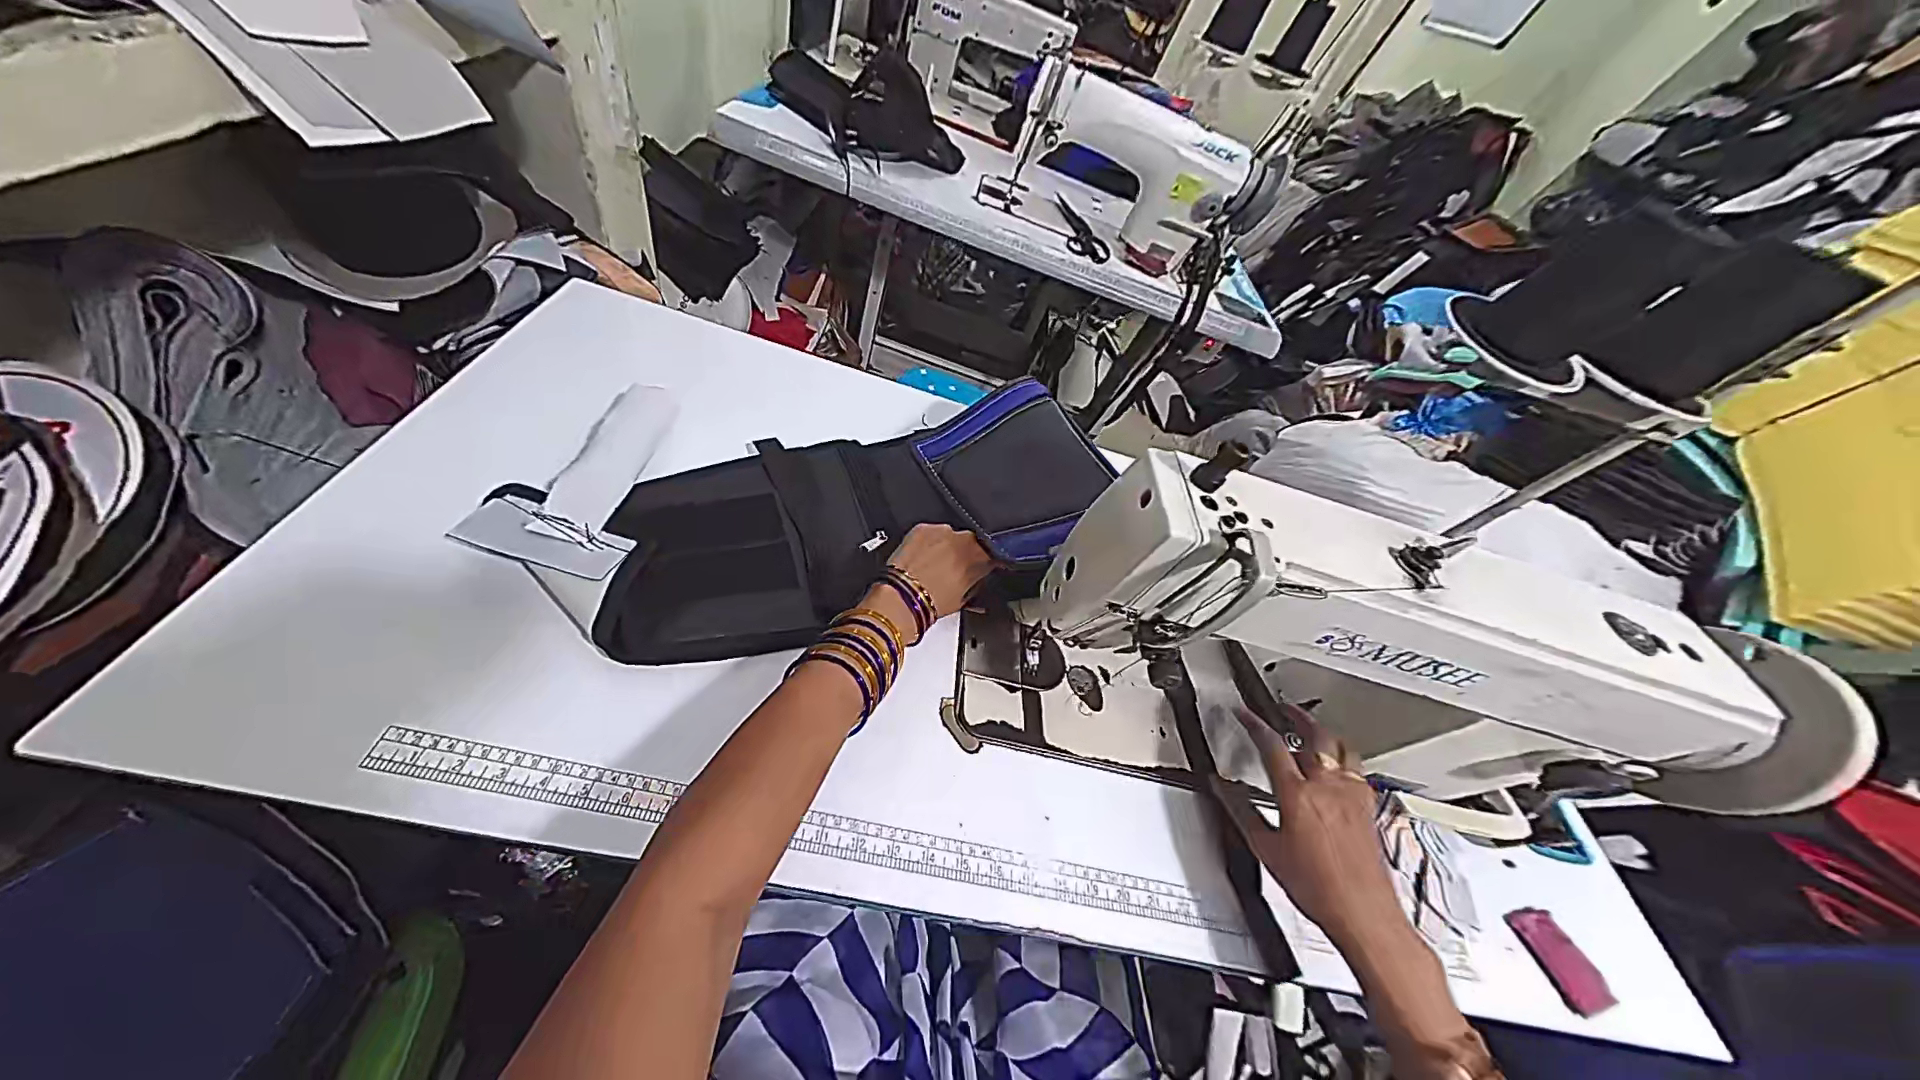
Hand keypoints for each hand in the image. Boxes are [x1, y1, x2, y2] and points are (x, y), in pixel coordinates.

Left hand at [885, 524, 993, 618]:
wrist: (903, 597)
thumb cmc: (932, 601)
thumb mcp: (965, 598)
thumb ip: (976, 582)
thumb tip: (977, 578)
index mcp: (980, 556)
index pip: (992, 554)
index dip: (985, 562)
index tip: (979, 569)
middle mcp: (965, 539)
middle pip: (970, 543)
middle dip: (964, 553)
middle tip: (951, 571)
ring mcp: (943, 531)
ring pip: (949, 536)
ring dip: (945, 546)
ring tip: (932, 566)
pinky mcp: (923, 527)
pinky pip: (930, 532)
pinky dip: (928, 542)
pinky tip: (921, 558)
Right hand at [1209, 705, 1403, 948]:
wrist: (1364, 915)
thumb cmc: (1319, 889)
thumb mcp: (1266, 849)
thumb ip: (1240, 812)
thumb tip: (1222, 790)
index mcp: (1298, 795)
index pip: (1271, 744)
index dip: (1253, 723)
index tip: (1244, 713)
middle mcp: (1329, 788)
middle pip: (1313, 734)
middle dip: (1294, 715)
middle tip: (1281, 708)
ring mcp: (1353, 796)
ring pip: (1340, 747)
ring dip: (1323, 732)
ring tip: (1312, 727)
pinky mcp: (1369, 808)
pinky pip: (1357, 768)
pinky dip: (1343, 757)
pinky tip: (1338, 764)